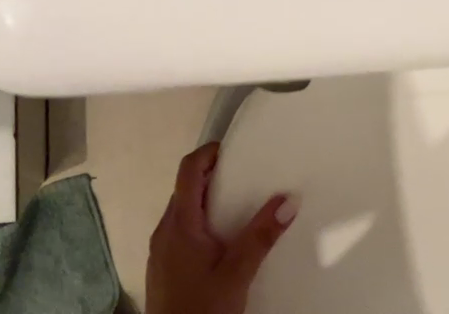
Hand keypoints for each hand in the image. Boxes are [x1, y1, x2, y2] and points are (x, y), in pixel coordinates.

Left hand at [147, 142, 297, 313]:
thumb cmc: (202, 310)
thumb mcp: (237, 275)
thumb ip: (261, 236)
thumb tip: (289, 199)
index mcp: (179, 223)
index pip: (188, 170)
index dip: (209, 152)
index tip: (234, 151)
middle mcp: (164, 230)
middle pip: (185, 188)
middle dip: (212, 177)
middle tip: (244, 177)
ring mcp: (160, 251)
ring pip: (182, 211)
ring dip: (206, 202)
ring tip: (237, 209)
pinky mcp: (162, 269)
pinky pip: (179, 232)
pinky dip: (199, 224)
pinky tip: (221, 243)